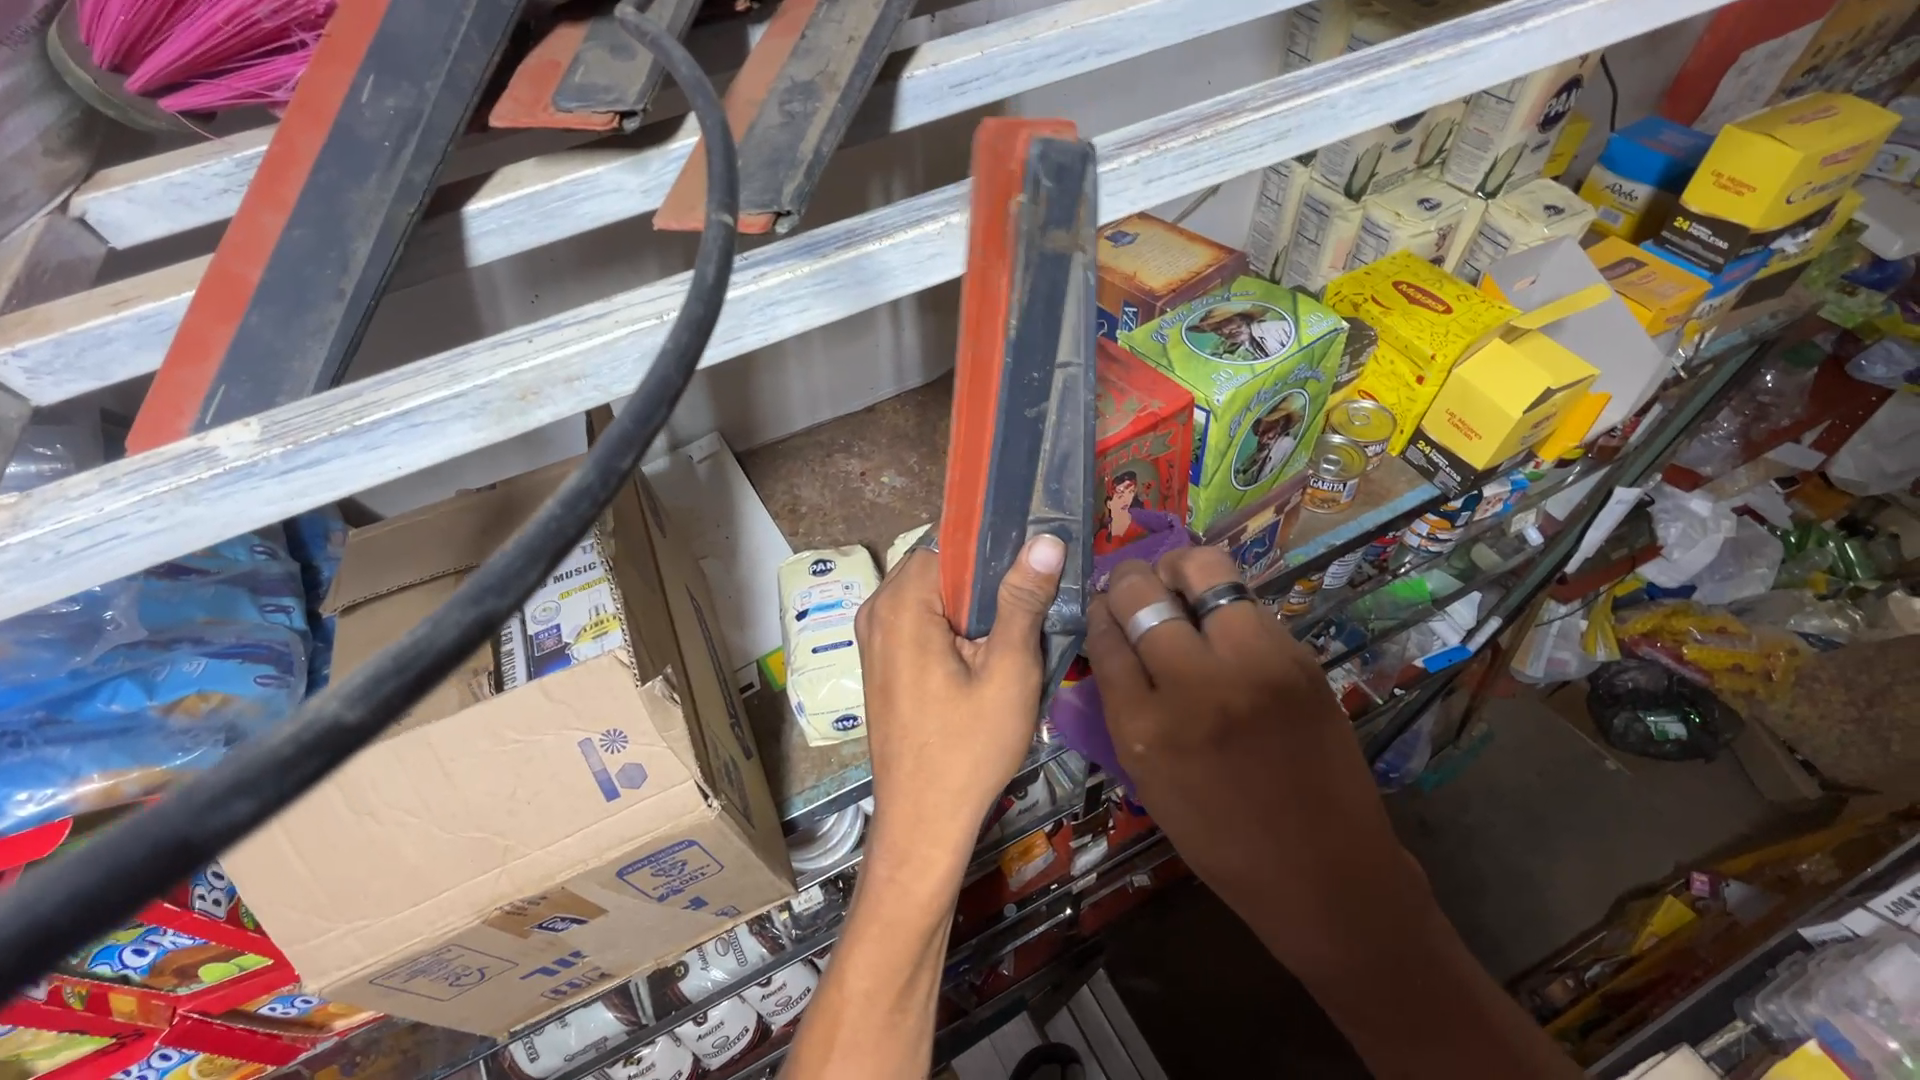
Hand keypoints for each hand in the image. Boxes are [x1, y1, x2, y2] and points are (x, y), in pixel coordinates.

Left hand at [855, 536, 1064, 861]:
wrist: (924, 819)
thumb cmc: (968, 748)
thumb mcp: (1008, 671)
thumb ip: (1022, 601)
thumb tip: (1045, 540)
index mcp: (900, 604)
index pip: (949, 543)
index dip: (994, 547)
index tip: (1035, 562)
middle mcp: (876, 610)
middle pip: (939, 567)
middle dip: (985, 578)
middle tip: (1033, 599)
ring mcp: (873, 637)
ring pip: (932, 595)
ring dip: (971, 605)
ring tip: (1016, 625)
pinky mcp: (881, 661)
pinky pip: (920, 621)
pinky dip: (953, 626)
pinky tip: (987, 651)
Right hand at [1082, 547, 1428, 971]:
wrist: (1323, 870)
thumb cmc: (1221, 839)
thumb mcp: (1148, 779)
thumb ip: (1126, 705)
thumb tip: (1116, 639)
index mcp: (1145, 728)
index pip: (1106, 637)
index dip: (1099, 614)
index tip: (1101, 608)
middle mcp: (1196, 684)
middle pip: (1144, 593)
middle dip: (1127, 580)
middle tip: (1132, 586)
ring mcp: (1255, 664)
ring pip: (1206, 571)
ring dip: (1180, 571)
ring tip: (1177, 584)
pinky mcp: (1300, 657)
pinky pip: (1249, 605)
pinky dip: (1226, 604)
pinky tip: (1221, 623)